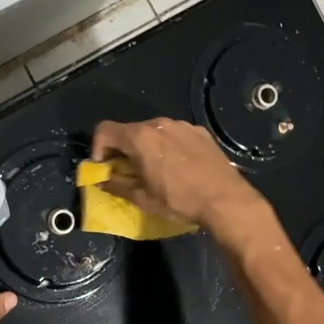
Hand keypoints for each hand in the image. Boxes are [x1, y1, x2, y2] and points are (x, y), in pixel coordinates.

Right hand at [89, 118, 267, 230]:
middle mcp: (159, 124)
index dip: (98, 147)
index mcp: (140, 137)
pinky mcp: (200, 131)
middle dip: (123, 149)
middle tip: (128, 171)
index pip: (105, 130)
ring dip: (147, 147)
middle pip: (130, 130)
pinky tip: (180, 166)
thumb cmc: (179, 200)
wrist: (225, 199)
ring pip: (154, 132)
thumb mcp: (143, 198)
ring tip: (157, 169)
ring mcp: (182, 125)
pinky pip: (175, 134)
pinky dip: (169, 146)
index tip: (104, 166)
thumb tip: (101, 180)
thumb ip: (116, 185)